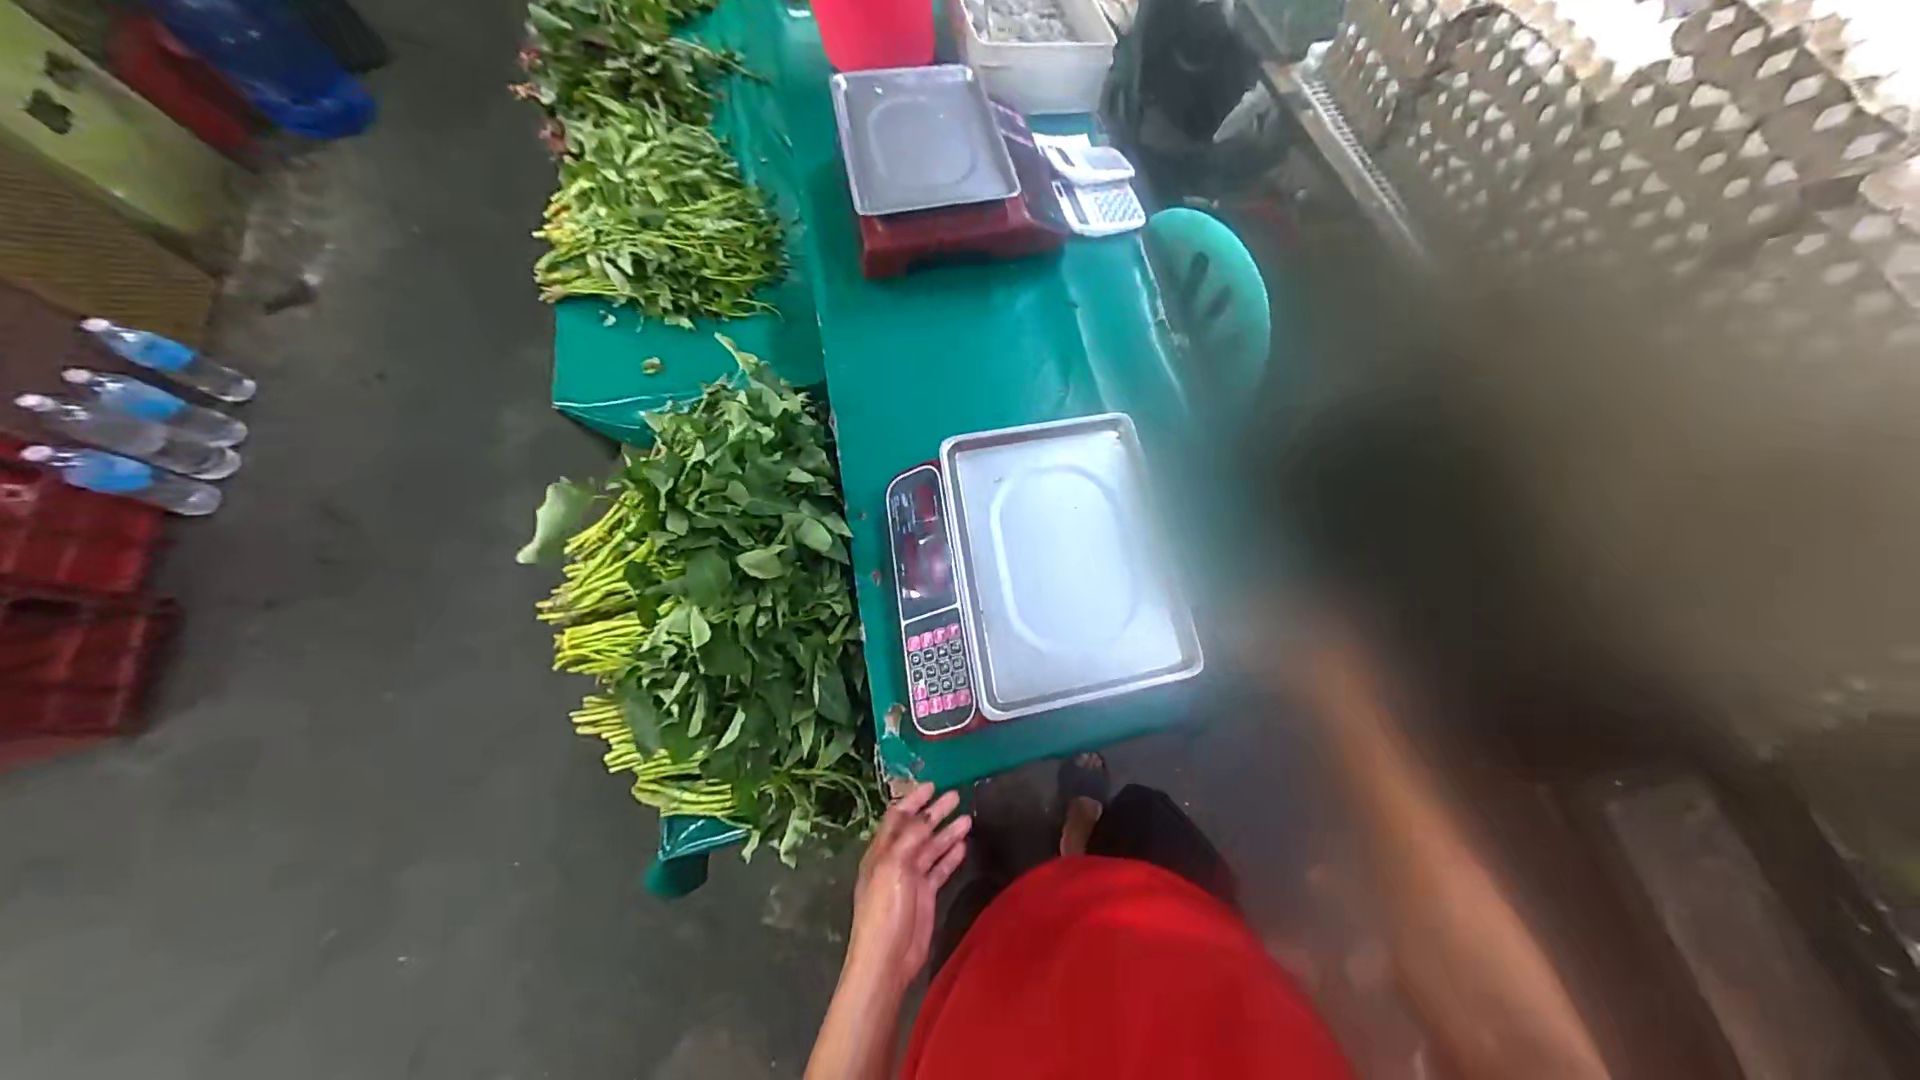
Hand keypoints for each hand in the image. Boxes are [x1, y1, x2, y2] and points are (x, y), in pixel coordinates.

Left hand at [845, 782, 970, 995]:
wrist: (888, 958)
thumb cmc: (884, 909)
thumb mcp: (893, 867)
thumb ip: (910, 839)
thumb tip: (926, 816)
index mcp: (881, 851)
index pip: (897, 817)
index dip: (913, 800)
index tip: (932, 785)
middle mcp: (896, 859)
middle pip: (918, 829)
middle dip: (935, 812)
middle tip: (955, 796)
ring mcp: (911, 877)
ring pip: (932, 847)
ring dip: (947, 832)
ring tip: (968, 818)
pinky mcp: (925, 894)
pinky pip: (939, 868)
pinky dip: (950, 856)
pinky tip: (963, 845)